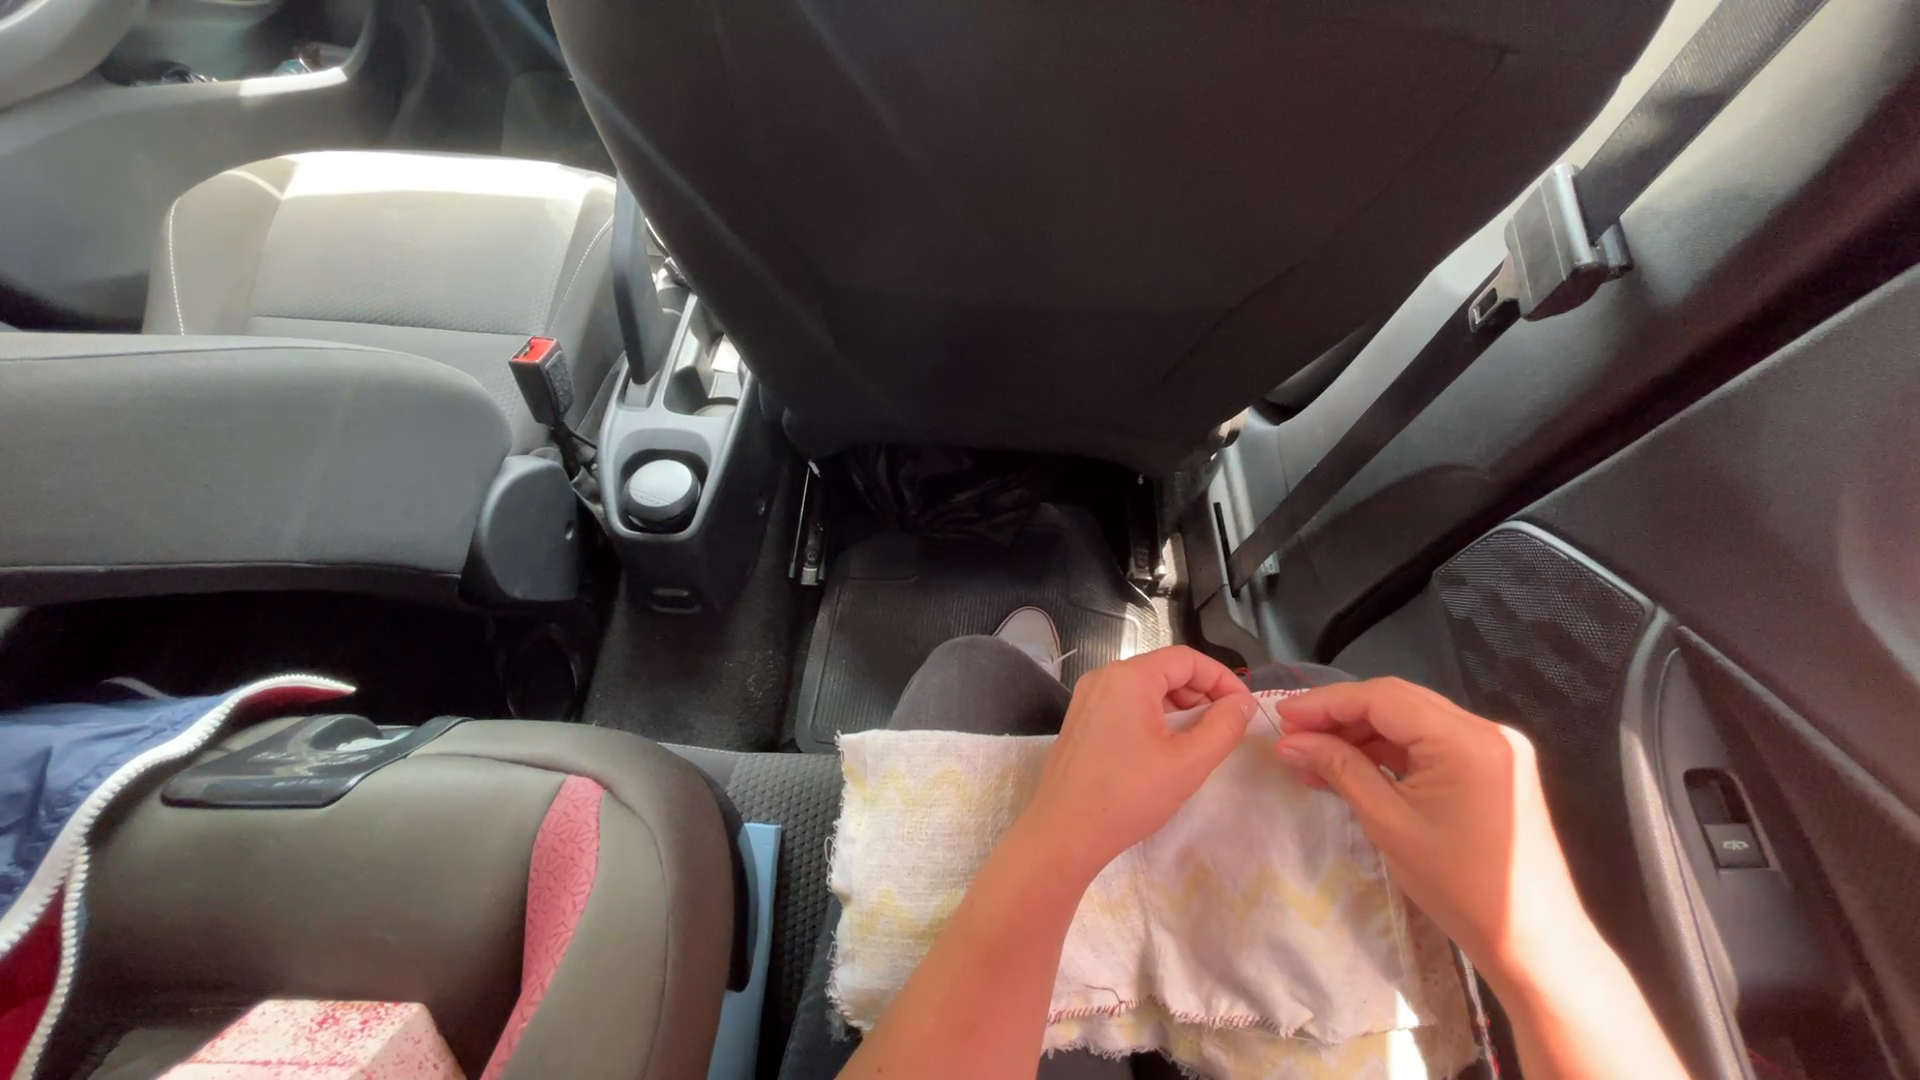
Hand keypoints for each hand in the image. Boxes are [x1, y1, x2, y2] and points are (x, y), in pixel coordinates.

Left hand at [1018, 646, 1257, 881]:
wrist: (1065, 831)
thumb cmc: (1128, 794)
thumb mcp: (1188, 762)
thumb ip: (1223, 727)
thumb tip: (1242, 703)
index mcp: (1128, 677)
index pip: (1186, 659)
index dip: (1222, 679)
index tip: (1244, 708)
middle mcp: (1104, 677)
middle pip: (1165, 670)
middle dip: (1202, 694)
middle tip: (1225, 728)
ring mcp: (1088, 698)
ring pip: (1146, 689)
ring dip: (1179, 708)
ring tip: (1200, 741)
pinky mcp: (1082, 719)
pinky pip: (1126, 705)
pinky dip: (1154, 717)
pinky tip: (1167, 748)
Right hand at [1270, 678, 1588, 993]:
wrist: (1533, 943)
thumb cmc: (1459, 885)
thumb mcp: (1388, 822)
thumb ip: (1339, 768)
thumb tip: (1289, 742)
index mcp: (1466, 740)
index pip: (1381, 698)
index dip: (1325, 701)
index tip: (1282, 714)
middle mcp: (1484, 730)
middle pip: (1395, 700)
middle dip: (1339, 712)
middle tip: (1292, 731)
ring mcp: (1491, 747)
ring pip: (1408, 718)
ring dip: (1358, 731)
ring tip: (1312, 753)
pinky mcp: (1489, 766)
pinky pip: (1426, 742)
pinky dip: (1385, 749)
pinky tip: (1348, 765)